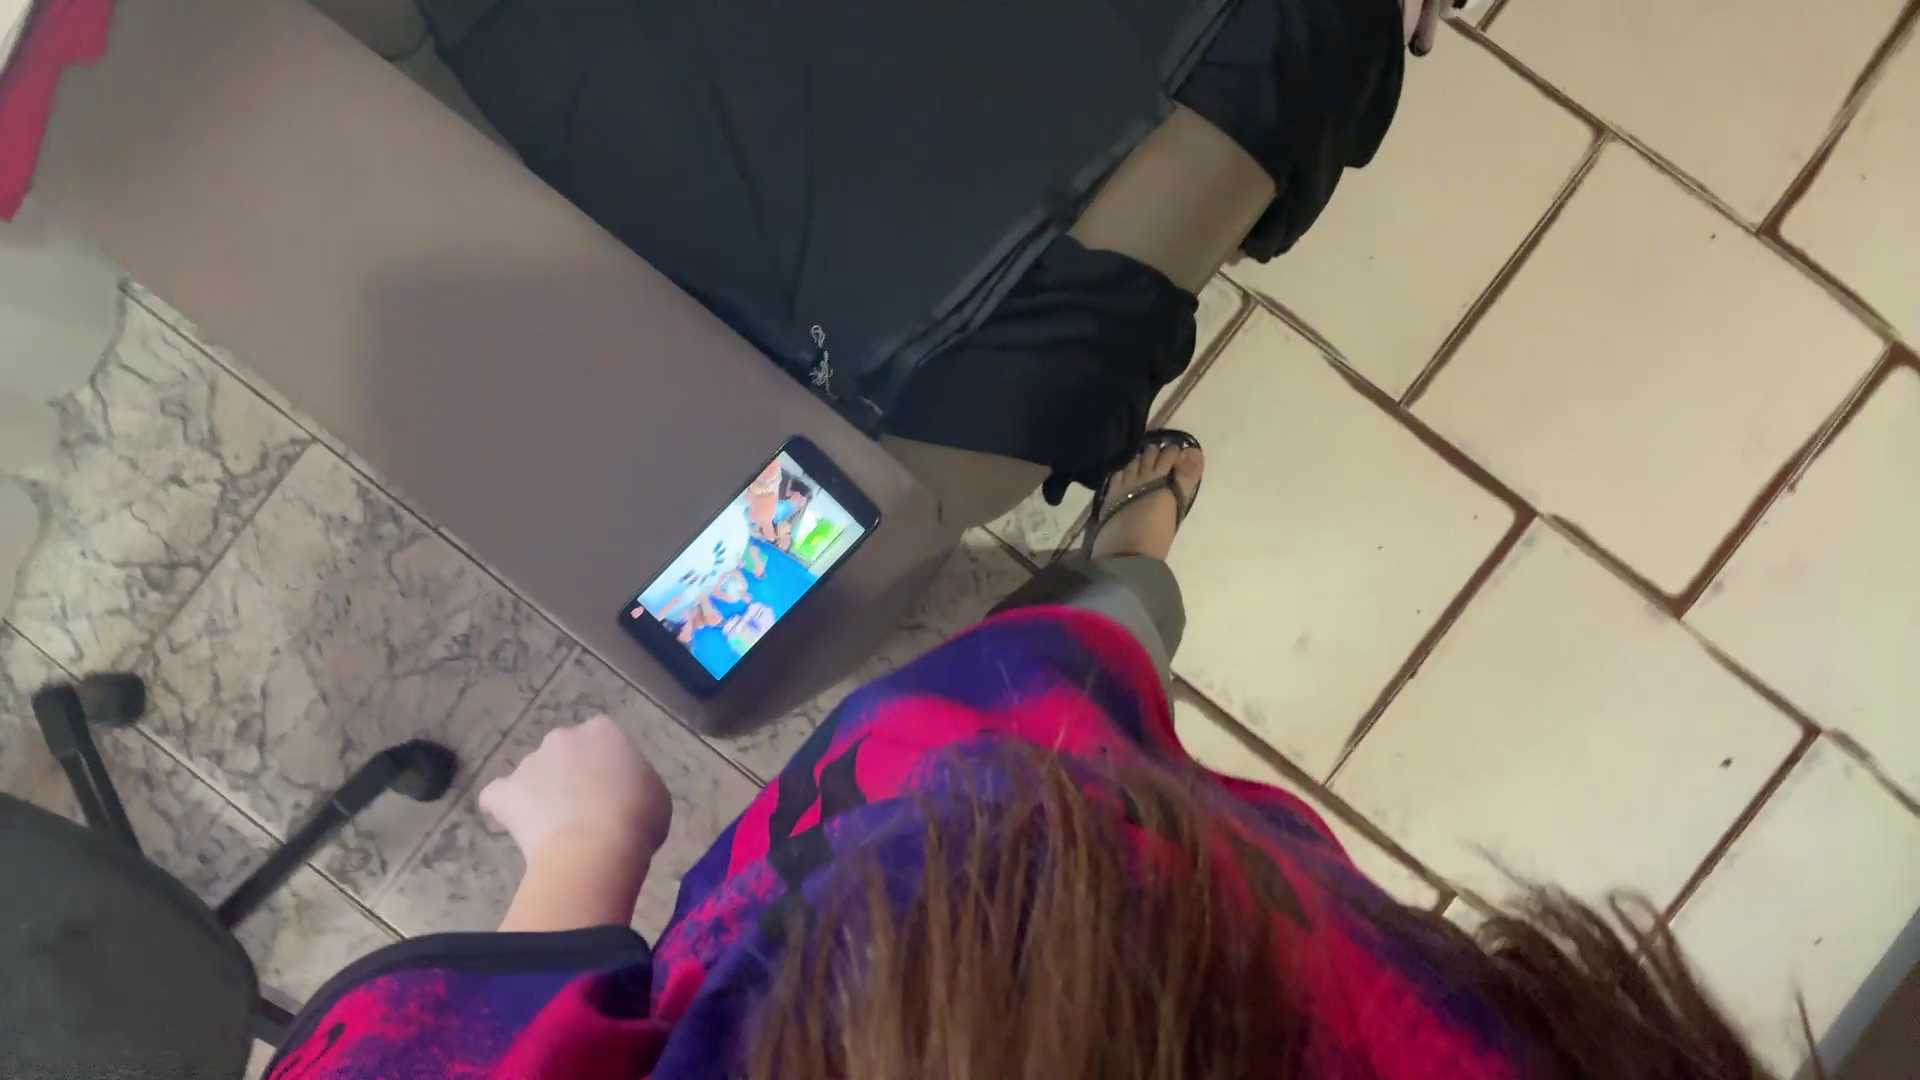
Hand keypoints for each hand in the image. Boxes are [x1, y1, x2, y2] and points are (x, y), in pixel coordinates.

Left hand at [479, 715, 672, 864]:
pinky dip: (506, 806)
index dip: (606, 762)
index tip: (613, 786)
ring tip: (555, 825)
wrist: (595, 850)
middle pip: (564, 750)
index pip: (602, 736)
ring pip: (533, 773)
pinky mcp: (506, 792)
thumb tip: (622, 790)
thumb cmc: (638, 818)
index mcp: (605, 730)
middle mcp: (564, 737)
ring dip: (541, 790)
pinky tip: (518, 824)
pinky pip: (499, 795)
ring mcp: (531, 763)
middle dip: (570, 771)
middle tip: (585, 804)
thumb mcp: (655, 791)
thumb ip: (635, 780)